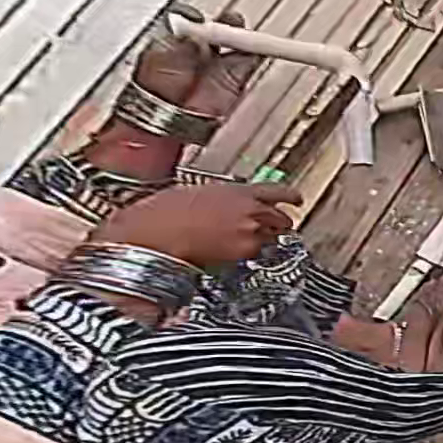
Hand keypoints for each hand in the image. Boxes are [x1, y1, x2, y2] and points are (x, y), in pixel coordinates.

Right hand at [92, 183, 298, 266]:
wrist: (146, 240)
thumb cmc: (154, 215)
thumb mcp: (187, 193)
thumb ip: (218, 196)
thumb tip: (226, 202)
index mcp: (236, 192)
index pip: (279, 191)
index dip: (290, 196)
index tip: (296, 200)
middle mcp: (251, 210)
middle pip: (282, 217)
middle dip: (275, 222)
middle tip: (261, 226)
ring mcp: (252, 231)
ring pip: (273, 235)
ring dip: (263, 237)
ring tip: (236, 239)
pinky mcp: (248, 251)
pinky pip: (259, 251)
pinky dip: (249, 251)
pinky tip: (226, 249)